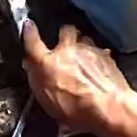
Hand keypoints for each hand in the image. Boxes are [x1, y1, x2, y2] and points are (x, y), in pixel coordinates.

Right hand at [22, 22, 136, 134]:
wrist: (108, 107)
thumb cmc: (78, 110)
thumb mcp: (48, 104)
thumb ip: (38, 82)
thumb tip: (33, 71)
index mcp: (46, 64)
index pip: (32, 41)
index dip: (29, 31)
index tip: (28, 26)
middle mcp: (66, 52)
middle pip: (64, 31)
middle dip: (63, 34)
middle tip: (64, 42)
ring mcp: (87, 51)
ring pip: (83, 39)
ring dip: (82, 46)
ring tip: (83, 58)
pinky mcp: (105, 56)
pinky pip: (99, 50)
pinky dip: (98, 57)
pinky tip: (98, 69)